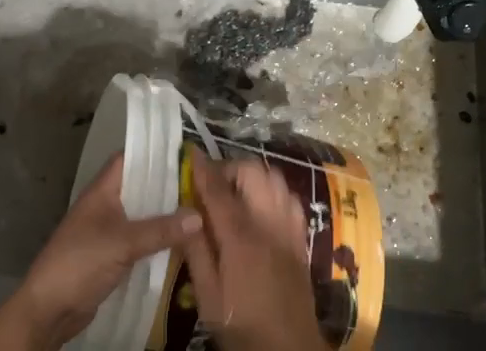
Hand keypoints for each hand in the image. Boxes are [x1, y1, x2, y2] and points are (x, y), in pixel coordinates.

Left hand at [0, 153, 202, 350]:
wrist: (50, 307)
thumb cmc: (81, 261)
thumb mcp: (123, 242)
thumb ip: (161, 229)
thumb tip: (200, 216)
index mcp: (103, 190)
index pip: (130, 158)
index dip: (155, 153)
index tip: (186, 153)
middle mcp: (107, 205)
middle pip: (141, 187)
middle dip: (168, 186)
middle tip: (203, 186)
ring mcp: (109, 230)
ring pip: (143, 214)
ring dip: (165, 215)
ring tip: (200, 211)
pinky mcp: (113, 255)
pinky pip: (141, 239)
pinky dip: (159, 239)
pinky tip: (183, 243)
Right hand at [180, 149, 329, 350]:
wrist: (289, 350)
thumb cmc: (242, 325)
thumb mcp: (208, 296)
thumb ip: (196, 252)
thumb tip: (184, 214)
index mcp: (240, 237)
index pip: (218, 188)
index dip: (203, 167)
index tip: (190, 153)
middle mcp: (269, 224)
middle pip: (253, 172)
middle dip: (230, 168)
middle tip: (212, 183)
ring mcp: (289, 230)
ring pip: (276, 179)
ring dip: (254, 177)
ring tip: (235, 192)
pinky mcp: (301, 240)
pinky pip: (290, 198)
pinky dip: (273, 192)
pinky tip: (261, 208)